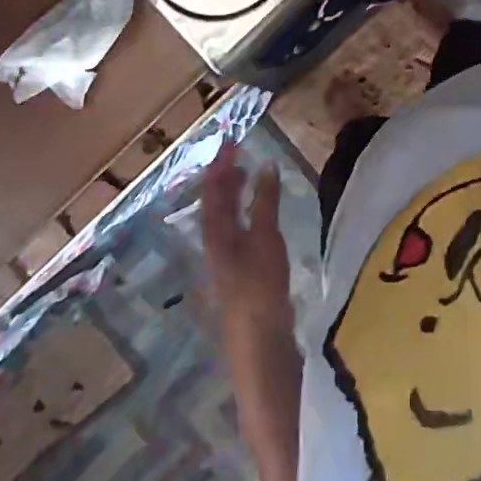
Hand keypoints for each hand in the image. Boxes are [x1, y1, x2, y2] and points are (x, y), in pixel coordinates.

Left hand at [201, 144, 291, 340]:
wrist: (259, 340)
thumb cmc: (259, 285)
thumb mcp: (265, 238)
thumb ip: (266, 202)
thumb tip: (267, 165)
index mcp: (215, 233)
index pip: (213, 190)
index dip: (221, 164)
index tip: (231, 141)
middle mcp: (215, 244)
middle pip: (214, 204)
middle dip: (224, 178)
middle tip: (239, 155)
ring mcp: (225, 259)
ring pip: (224, 218)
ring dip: (233, 195)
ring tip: (247, 177)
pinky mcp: (240, 272)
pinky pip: (237, 230)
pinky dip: (245, 213)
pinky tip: (257, 215)